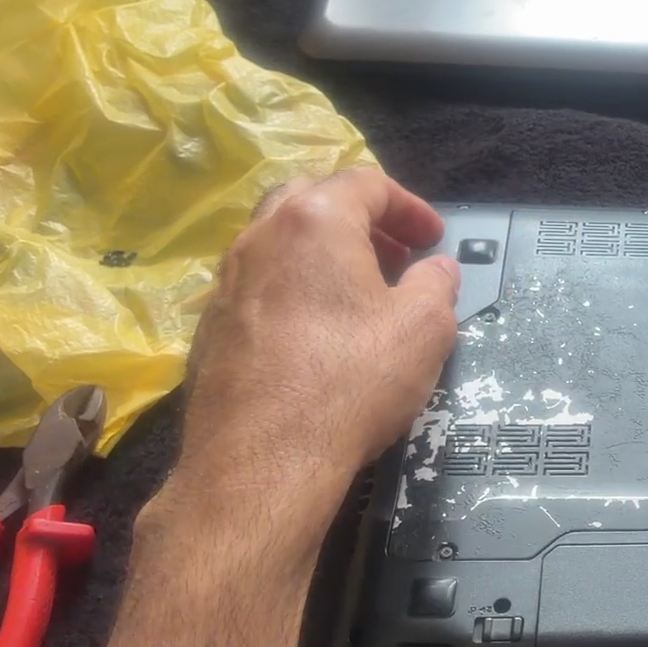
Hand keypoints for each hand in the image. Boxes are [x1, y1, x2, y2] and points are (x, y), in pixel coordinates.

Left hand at [164, 168, 460, 514]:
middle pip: (312, 199)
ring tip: (367, 291)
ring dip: (329, 252)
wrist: (263, 463)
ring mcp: (225, 285)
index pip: (365, 183)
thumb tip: (435, 270)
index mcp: (313, 223)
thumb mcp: (426, 324)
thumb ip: (437, 282)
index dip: (410, 206)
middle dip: (362, 218)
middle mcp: (259, 239)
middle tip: (398, 252)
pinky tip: (327, 331)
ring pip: (281, 242)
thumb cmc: (355, 379)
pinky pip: (263, 284)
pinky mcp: (210, 329)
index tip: (434, 239)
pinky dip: (301, 286)